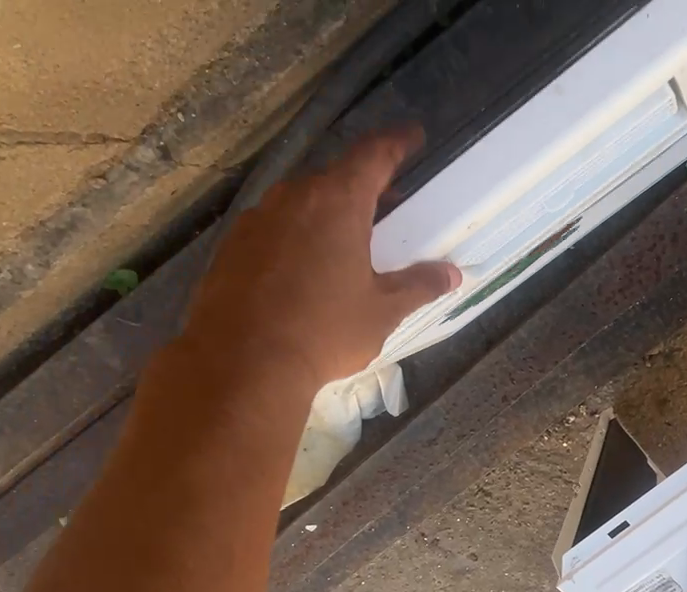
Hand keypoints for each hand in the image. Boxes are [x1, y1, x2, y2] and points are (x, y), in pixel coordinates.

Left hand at [175, 129, 460, 391]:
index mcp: (338, 203)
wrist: (243, 360)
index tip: (414, 136)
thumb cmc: (326, 329)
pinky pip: (278, 228)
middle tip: (392, 203)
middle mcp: (294, 199)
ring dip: (332, 211)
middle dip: (367, 185)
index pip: (372, 156)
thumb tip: (451, 274)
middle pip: (336, 177)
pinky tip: (312, 268)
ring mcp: (259, 220)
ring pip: (303, 202)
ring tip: (354, 239)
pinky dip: (302, 235)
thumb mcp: (384, 311)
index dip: (396, 143)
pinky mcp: (235, 246)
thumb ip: (419, 286)